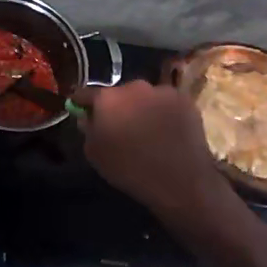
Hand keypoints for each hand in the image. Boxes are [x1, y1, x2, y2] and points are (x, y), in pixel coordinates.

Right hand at [75, 81, 231, 221]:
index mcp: (107, 98)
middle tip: (120, 125)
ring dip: (141, 107)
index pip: (85, 93)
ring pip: (144, 96)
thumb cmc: (130, 168)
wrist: (181, 180)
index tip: (81, 110)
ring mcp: (162, 91)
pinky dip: (164, 112)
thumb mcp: (95, 154)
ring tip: (148, 130)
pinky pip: (166, 103)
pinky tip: (167, 131)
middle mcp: (134, 86)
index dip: (82, 103)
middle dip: (116, 106)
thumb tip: (87, 116)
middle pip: (118, 93)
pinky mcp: (185, 100)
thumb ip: (86, 129)